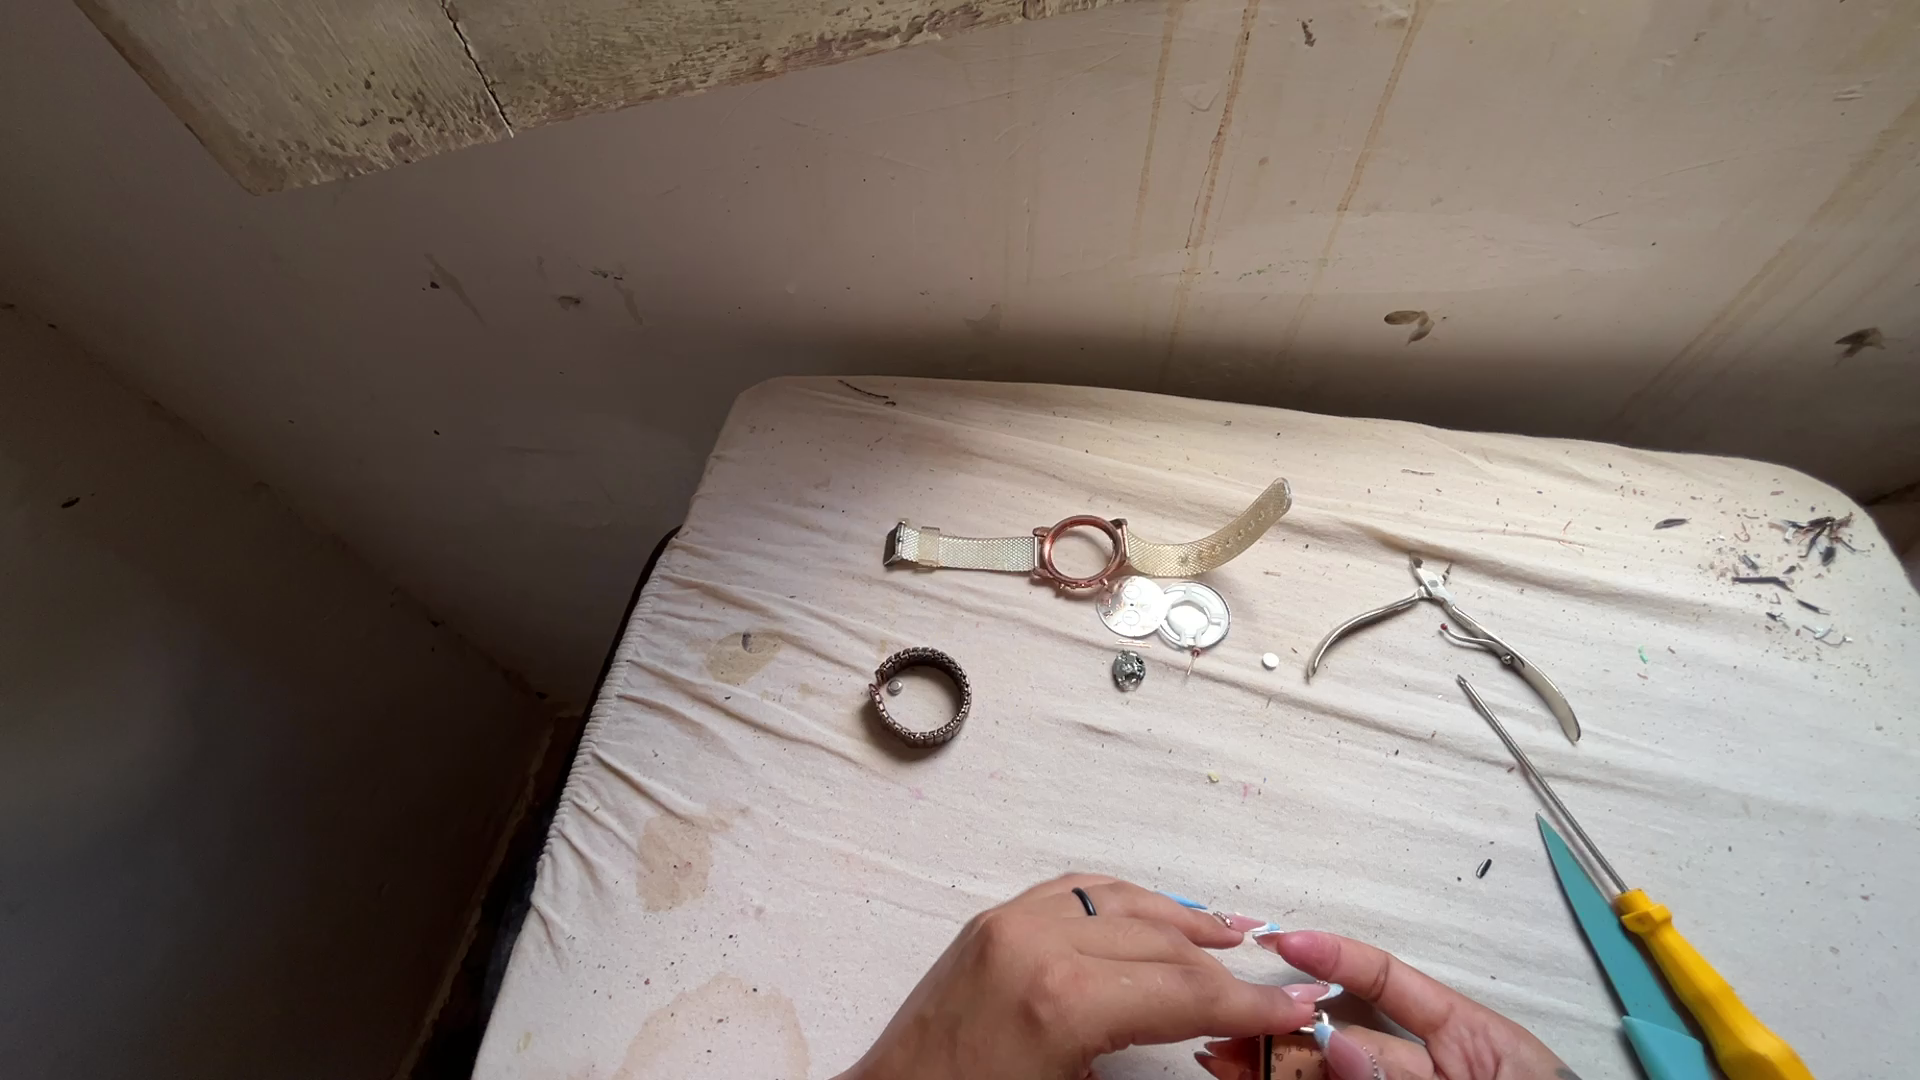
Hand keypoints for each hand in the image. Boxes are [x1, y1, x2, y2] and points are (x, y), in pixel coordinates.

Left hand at [837, 874, 1317, 1079]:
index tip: (1293, 1004)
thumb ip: (1149, 1065)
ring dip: (1173, 915)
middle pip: (1154, 940)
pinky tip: (1147, 907)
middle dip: (1218, 962)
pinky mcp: (991, 919)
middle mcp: (1036, 941)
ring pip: (1115, 899)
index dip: (1246, 1000)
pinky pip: (1069, 891)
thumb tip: (1213, 1045)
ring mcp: (1008, 921)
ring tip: (1224, 932)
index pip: (1179, 991)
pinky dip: (1118, 896)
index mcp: (1061, 1000)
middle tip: (1269, 974)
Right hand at [1194, 930, 1576, 1079]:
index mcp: (1464, 1036)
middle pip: (1341, 1037)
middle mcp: (1426, 1066)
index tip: (1282, 942)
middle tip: (1226, 1026)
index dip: (1333, 954)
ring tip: (1223, 1061)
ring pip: (1329, 1074)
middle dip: (1283, 1028)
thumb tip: (1333, 1040)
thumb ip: (1412, 1075)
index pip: (1386, 978)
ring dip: (1274, 1065)